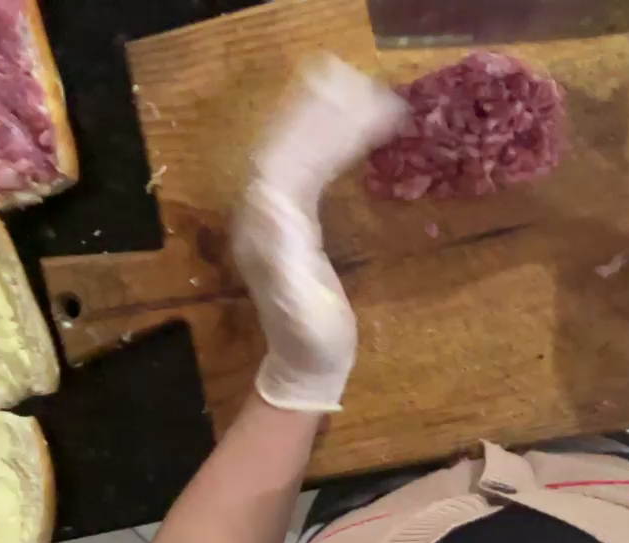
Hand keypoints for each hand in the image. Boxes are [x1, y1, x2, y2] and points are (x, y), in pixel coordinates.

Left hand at [234, 55, 405, 412]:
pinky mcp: (288, 226)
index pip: (288, 160)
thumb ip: (286, 260)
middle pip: (286, 145)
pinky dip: (331, 147)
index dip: (323, 127)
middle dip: (324, 112)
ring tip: (367, 97)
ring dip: (326, 121)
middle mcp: (259, 215)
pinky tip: (355, 136)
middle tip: (369, 88)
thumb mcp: (302, 310)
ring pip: (294, 152)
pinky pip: (306, 171)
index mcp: (265, 230)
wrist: (303, 369)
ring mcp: (271, 219)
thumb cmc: (312, 345)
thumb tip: (271, 201)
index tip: (366, 106)